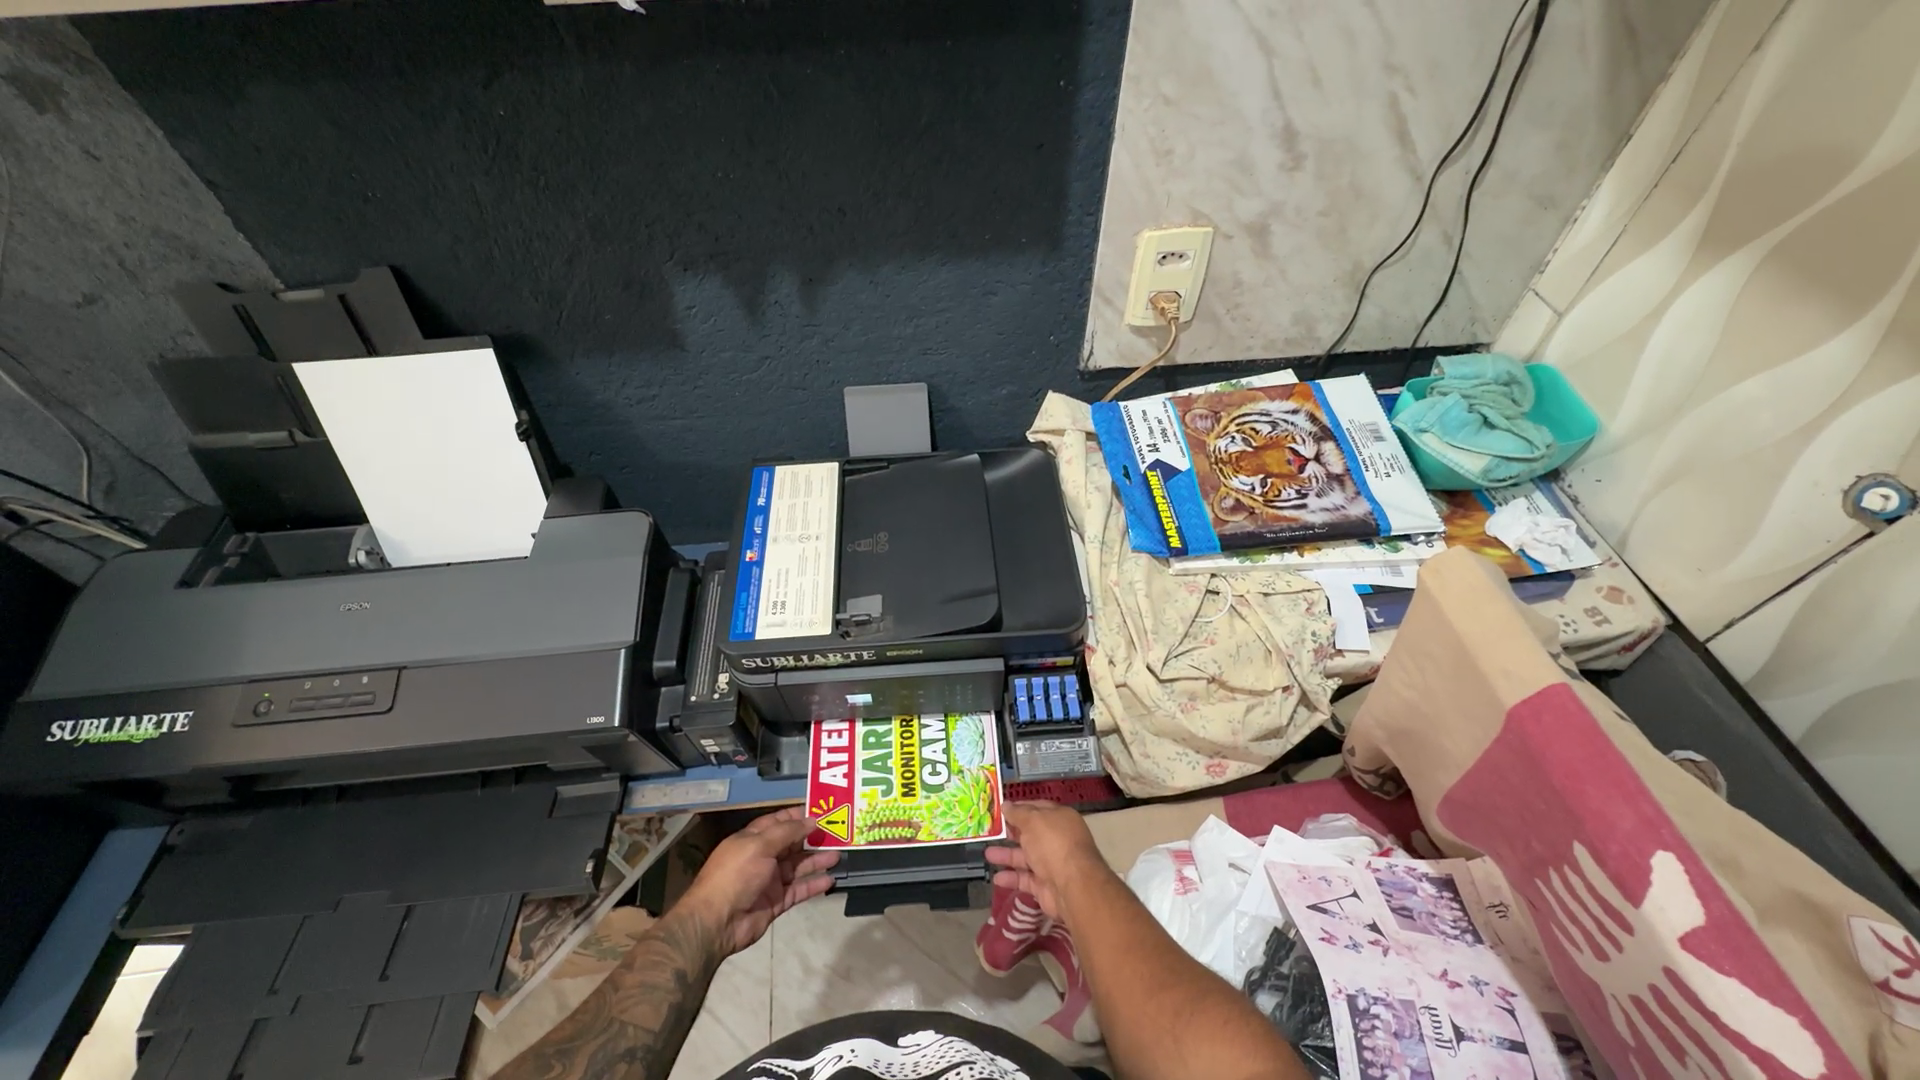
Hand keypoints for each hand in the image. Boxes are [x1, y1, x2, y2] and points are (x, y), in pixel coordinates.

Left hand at [677, 807, 839, 953]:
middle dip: (813, 838)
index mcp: (752, 839)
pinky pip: (799, 890)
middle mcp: (762, 857)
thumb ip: (787, 832)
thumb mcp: (758, 846)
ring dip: (817, 860)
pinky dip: (814, 884)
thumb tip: (811, 820)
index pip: (779, 822)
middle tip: (839, 832)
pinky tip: (830, 879)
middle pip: (792, 844)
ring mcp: (770, 881)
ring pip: (799, 867)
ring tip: (839, 855)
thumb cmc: (735, 875)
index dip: (799, 816)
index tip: (822, 811)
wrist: (716, 922)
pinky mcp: (777, 902)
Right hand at [984, 801, 1112, 921]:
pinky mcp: (1045, 886)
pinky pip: (1025, 879)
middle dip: (1010, 833)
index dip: (1019, 808)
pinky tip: (997, 878)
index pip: (1037, 809)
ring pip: (1025, 857)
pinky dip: (1011, 878)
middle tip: (989, 831)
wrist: (1072, 886)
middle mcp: (1057, 840)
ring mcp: (1051, 864)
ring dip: (1007, 855)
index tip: (999, 810)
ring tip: (988, 854)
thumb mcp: (1033, 821)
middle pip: (1030, 834)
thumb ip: (1018, 813)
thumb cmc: (1053, 843)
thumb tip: (1006, 805)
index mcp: (1059, 819)